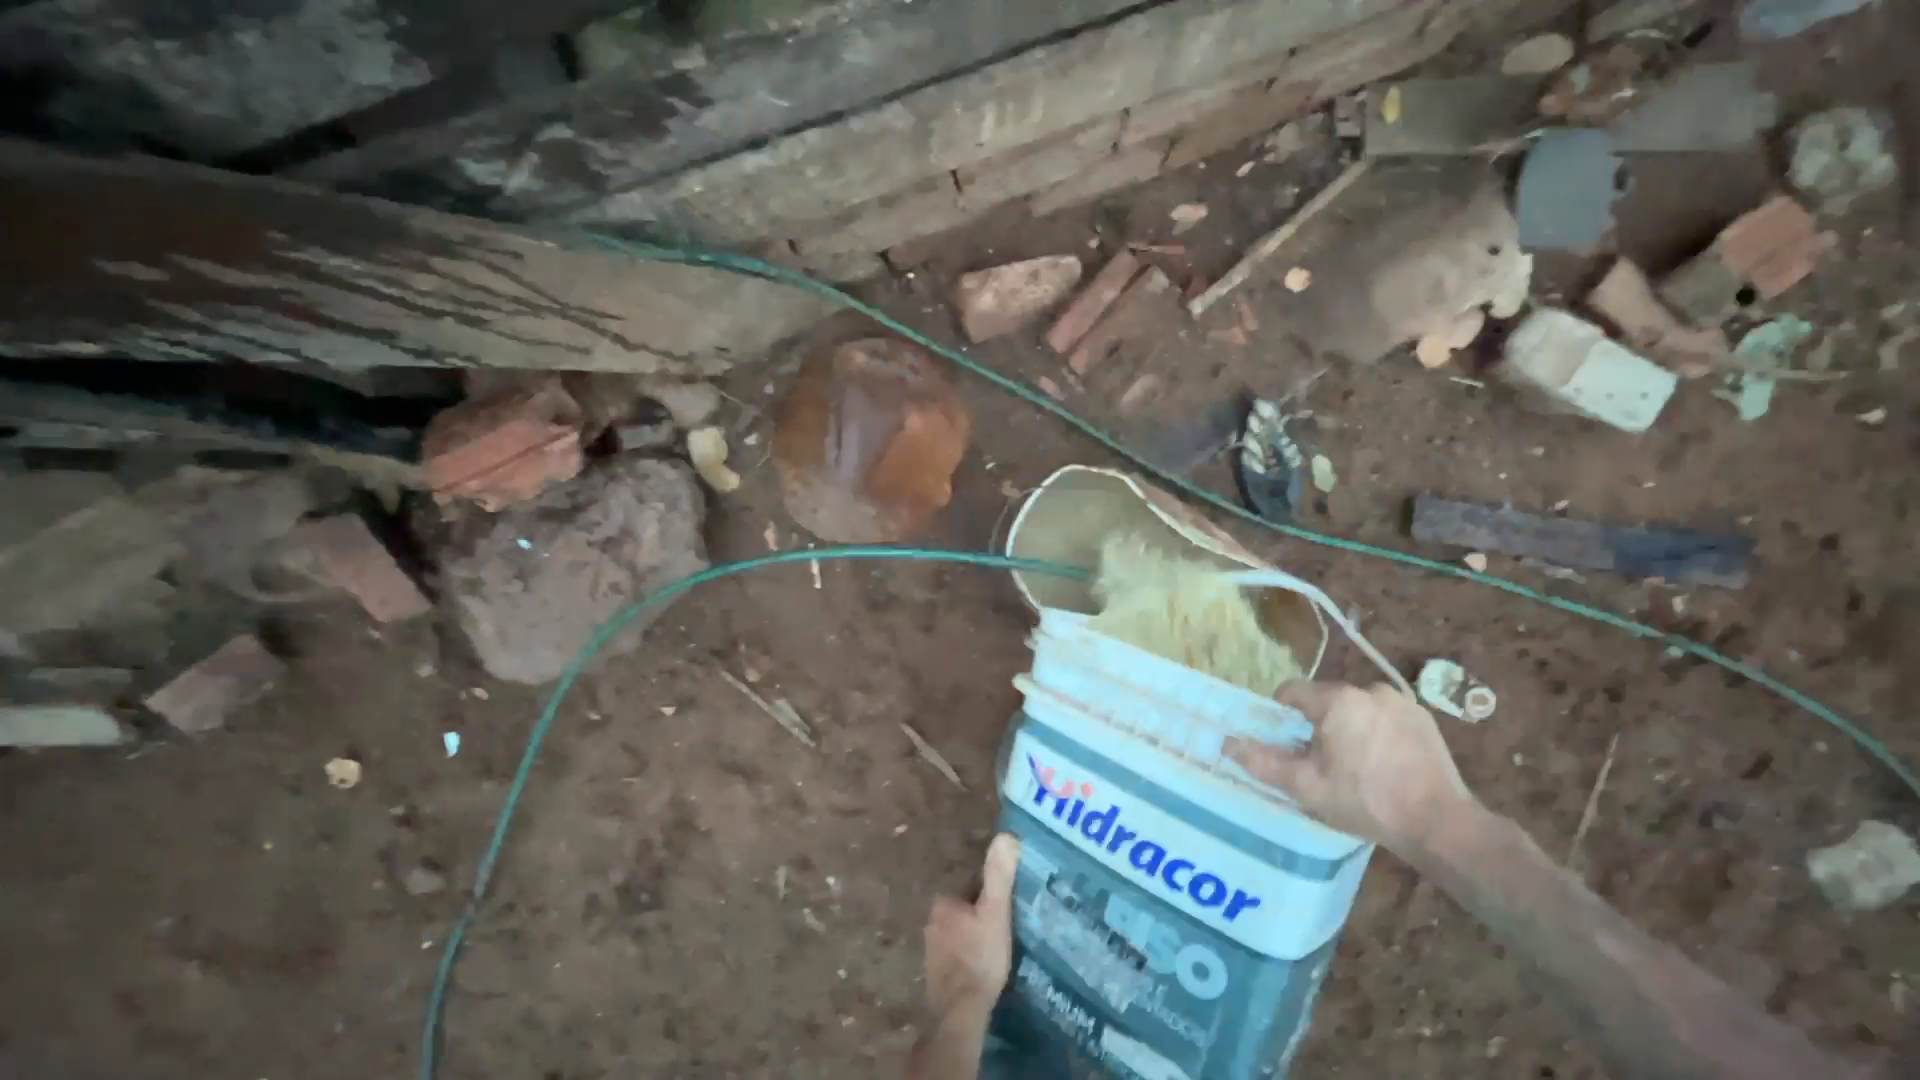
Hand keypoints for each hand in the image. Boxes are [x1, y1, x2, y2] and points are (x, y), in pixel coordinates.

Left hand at [922, 833, 1018, 1016]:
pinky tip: (984, 968)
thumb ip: (998, 875)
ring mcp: (931, 949)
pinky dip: (970, 957)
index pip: (970, 887)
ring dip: (975, 938)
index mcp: (943, 902)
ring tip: (998, 948)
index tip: (1007, 905)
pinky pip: (957, 955)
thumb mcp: (995, 911)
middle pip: (964, 910)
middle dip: (981, 916)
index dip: (990, 895)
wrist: (960, 1013)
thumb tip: (1006, 836)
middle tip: (1007, 927)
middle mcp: (931, 922)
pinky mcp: (936, 974)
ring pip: (960, 934)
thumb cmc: (979, 957)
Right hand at [1227, 681, 1475, 853]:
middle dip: (1317, 725)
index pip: (1291, 692)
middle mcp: (1368, 689)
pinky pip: (1384, 716)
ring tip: (1356, 767)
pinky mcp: (1423, 716)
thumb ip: (1264, 763)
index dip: (1281, 716)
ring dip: (1348, 727)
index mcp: (1337, 701)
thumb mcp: (1307, 787)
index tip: (1286, 745)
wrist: (1439, 823)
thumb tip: (1228, 744)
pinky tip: (1384, 765)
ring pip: (1356, 708)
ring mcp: (1400, 701)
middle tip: (1321, 764)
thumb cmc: (1366, 802)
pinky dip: (1376, 732)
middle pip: (1325, 700)